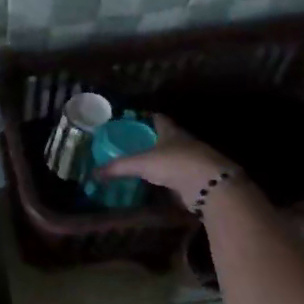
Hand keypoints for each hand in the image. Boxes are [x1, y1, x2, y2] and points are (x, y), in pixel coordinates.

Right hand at [96, 114, 239, 209]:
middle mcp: (183, 142)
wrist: (210, 185)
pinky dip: (165, 177)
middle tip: (129, 144)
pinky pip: (176, 174)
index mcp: (171, 131)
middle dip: (149, 139)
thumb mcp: (141, 163)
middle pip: (164, 137)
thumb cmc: (175, 164)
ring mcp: (191, 160)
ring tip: (138, 164)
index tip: (131, 120)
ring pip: (171, 156)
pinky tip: (153, 182)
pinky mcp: (195, 177)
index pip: (157, 118)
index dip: (144, 118)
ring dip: (158, 159)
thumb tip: (93, 173)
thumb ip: (118, 167)